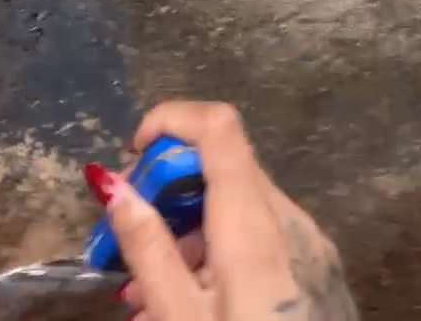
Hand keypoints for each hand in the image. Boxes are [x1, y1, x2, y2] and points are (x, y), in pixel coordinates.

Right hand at [90, 102, 358, 320]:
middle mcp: (290, 224)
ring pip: (233, 202)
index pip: (217, 124)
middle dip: (163, 185)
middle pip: (218, 162)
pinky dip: (212, 246)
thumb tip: (106, 178)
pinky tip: (187, 298)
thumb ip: (144, 243)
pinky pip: (255, 234)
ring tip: (146, 286)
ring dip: (183, 224)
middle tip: (126, 228)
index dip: (169, 119)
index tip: (132, 155)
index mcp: (256, 226)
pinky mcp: (314, 274)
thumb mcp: (181, 316)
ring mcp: (308, 250)